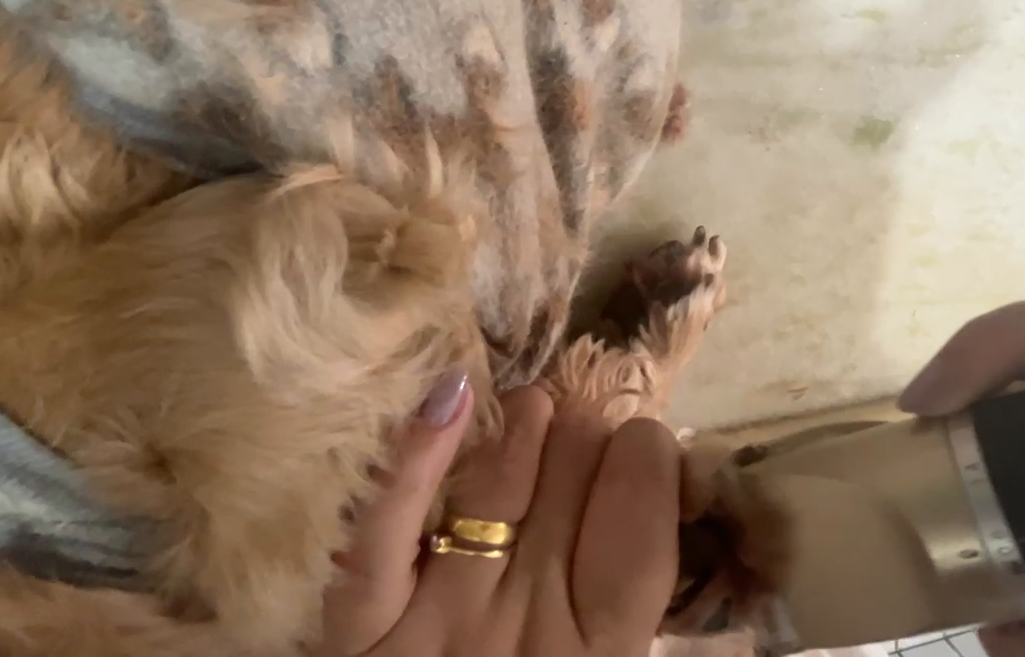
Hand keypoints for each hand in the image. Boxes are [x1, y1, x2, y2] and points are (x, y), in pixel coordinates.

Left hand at [318, 380, 680, 656]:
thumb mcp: (611, 655)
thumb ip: (632, 586)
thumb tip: (657, 482)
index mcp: (608, 649)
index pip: (642, 512)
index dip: (647, 454)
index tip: (639, 447)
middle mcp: (533, 623)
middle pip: (573, 473)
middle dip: (585, 433)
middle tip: (578, 442)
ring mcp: (445, 620)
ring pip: (498, 482)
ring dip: (526, 422)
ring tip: (534, 409)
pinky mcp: (366, 625)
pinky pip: (388, 530)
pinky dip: (418, 456)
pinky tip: (452, 393)